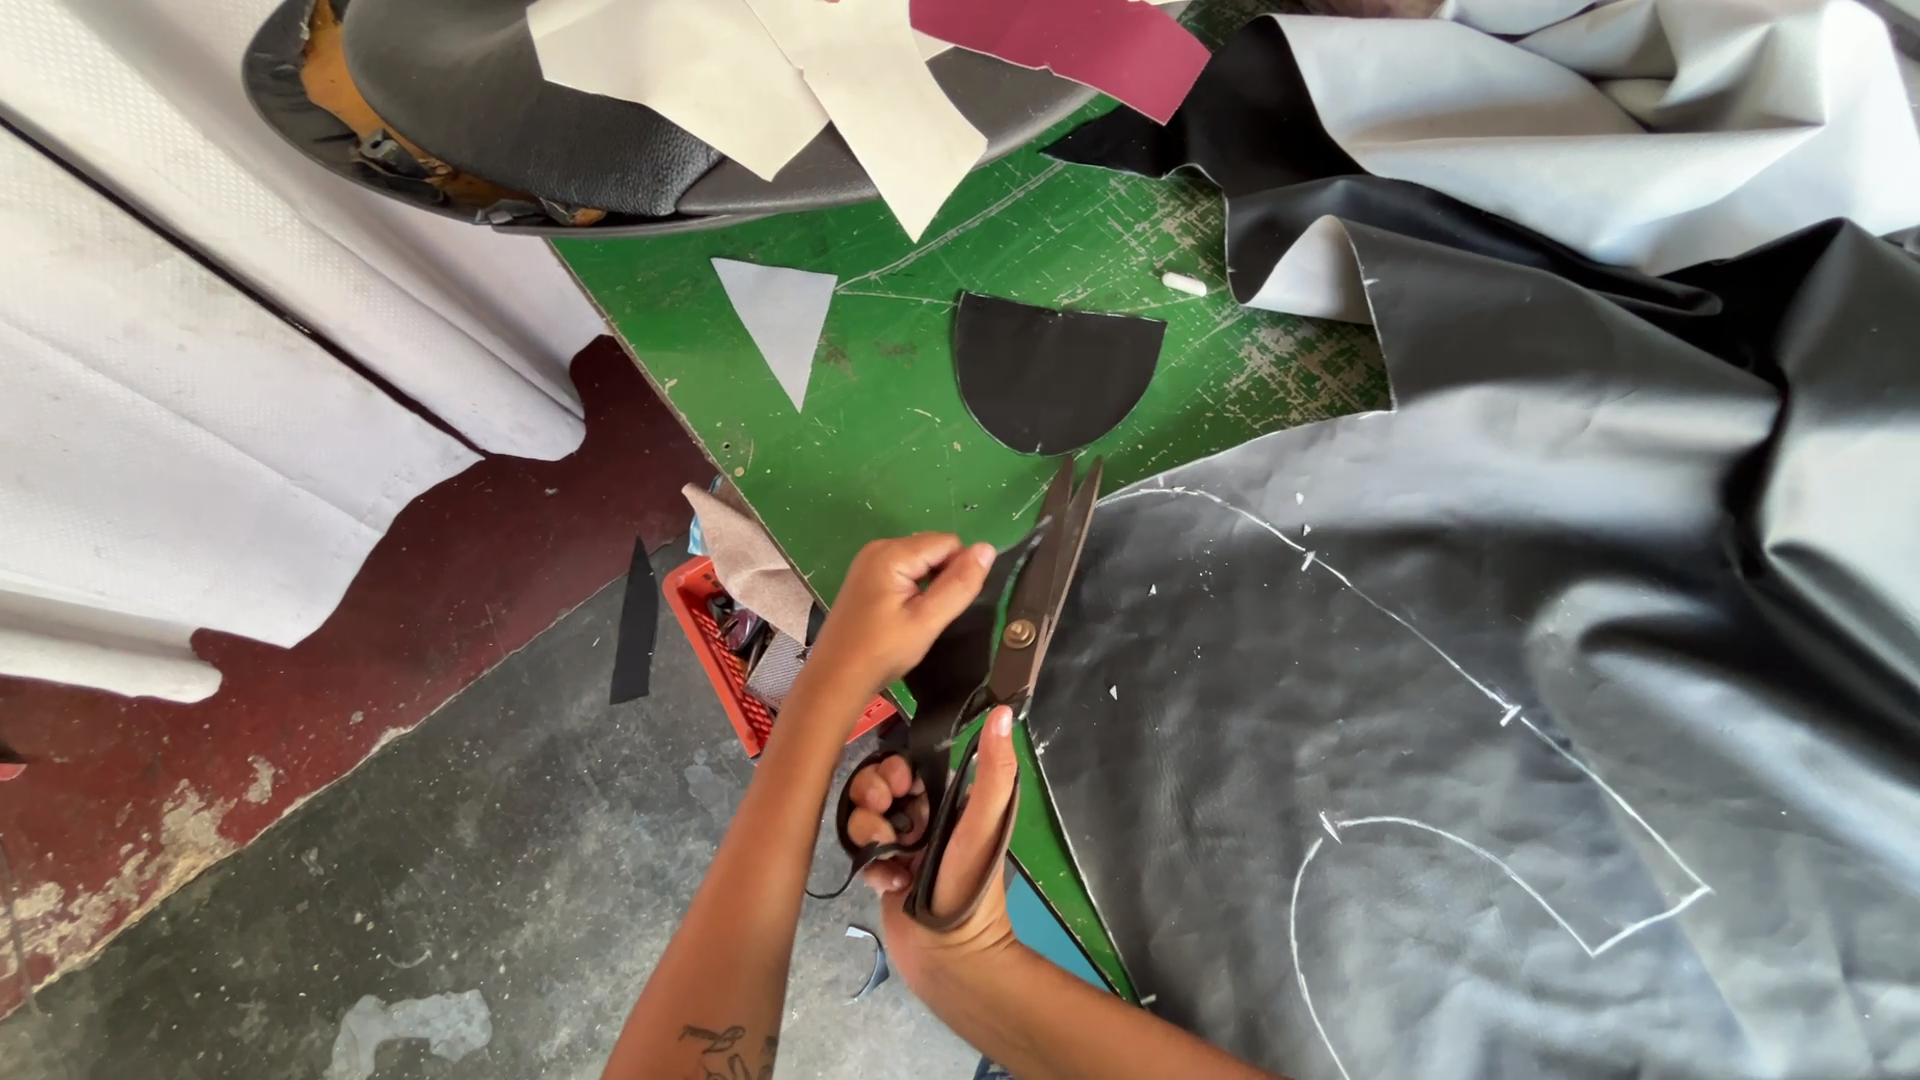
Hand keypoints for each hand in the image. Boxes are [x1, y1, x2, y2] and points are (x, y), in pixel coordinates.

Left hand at [804, 533, 996, 698]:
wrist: (836, 677)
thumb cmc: (882, 651)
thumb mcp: (927, 620)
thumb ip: (959, 584)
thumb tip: (988, 548)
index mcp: (892, 553)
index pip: (948, 542)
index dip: (958, 571)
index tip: (946, 605)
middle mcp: (878, 547)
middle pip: (933, 547)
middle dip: (943, 576)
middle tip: (930, 614)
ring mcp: (868, 561)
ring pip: (920, 559)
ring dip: (929, 584)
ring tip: (916, 616)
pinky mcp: (865, 576)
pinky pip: (903, 569)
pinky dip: (913, 587)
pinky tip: (903, 614)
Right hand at [849, 705, 1020, 994]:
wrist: (949, 955)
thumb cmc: (969, 881)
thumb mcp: (984, 821)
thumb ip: (994, 769)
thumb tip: (1004, 711)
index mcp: (947, 800)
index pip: (906, 766)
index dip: (894, 770)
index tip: (900, 786)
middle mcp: (922, 818)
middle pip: (877, 787)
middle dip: (873, 799)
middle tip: (887, 821)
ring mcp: (901, 845)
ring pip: (864, 818)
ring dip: (870, 833)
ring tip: (892, 857)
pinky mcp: (884, 873)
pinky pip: (862, 853)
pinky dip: (871, 866)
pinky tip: (890, 883)